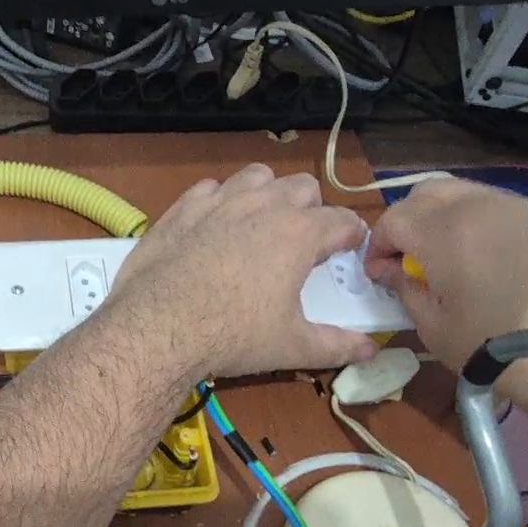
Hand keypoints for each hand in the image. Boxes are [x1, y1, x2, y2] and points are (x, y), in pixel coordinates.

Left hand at [108, 164, 377, 379]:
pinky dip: (218, 201)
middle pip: (302, 187)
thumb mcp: (292, 346)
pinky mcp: (181, 209)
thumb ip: (336, 345)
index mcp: (299, 233)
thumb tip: (370, 350)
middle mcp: (262, 205)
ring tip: (260, 223)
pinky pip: (209, 189)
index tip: (347, 249)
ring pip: (256, 177)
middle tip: (302, 240)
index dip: (350, 235)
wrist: (157, 327)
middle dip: (310, 208)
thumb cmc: (232, 335)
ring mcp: (218, 202)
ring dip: (266, 193)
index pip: (342, 220)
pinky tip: (213, 225)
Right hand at [362, 178, 527, 422]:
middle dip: (409, 220)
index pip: (393, 219)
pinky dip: (489, 225)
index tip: (379, 272)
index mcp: (447, 233)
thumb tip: (393, 270)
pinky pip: (510, 209)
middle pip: (429, 192)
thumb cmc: (500, 351)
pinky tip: (500, 262)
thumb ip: (406, 289)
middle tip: (410, 258)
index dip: (377, 245)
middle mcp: (486, 206)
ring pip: (472, 194)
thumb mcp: (435, 329)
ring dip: (449, 218)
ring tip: (454, 258)